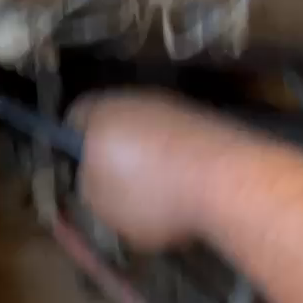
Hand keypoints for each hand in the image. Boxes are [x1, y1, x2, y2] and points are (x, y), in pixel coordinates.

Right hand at [73, 92, 242, 250]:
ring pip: (148, 133)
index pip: (72, 118)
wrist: (230, 181)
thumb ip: (87, 185)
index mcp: (99, 109)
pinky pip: (179, 144)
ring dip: (149, 160)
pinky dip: (179, 165)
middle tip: (116, 190)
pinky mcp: (207, 123)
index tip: (80, 175)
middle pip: (113, 123)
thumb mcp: (99, 204)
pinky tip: (187, 193)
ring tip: (157, 199)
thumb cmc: (150, 191)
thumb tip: (95, 180)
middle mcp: (134, 98)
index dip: (72, 147)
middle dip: (113, 154)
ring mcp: (174, 107)